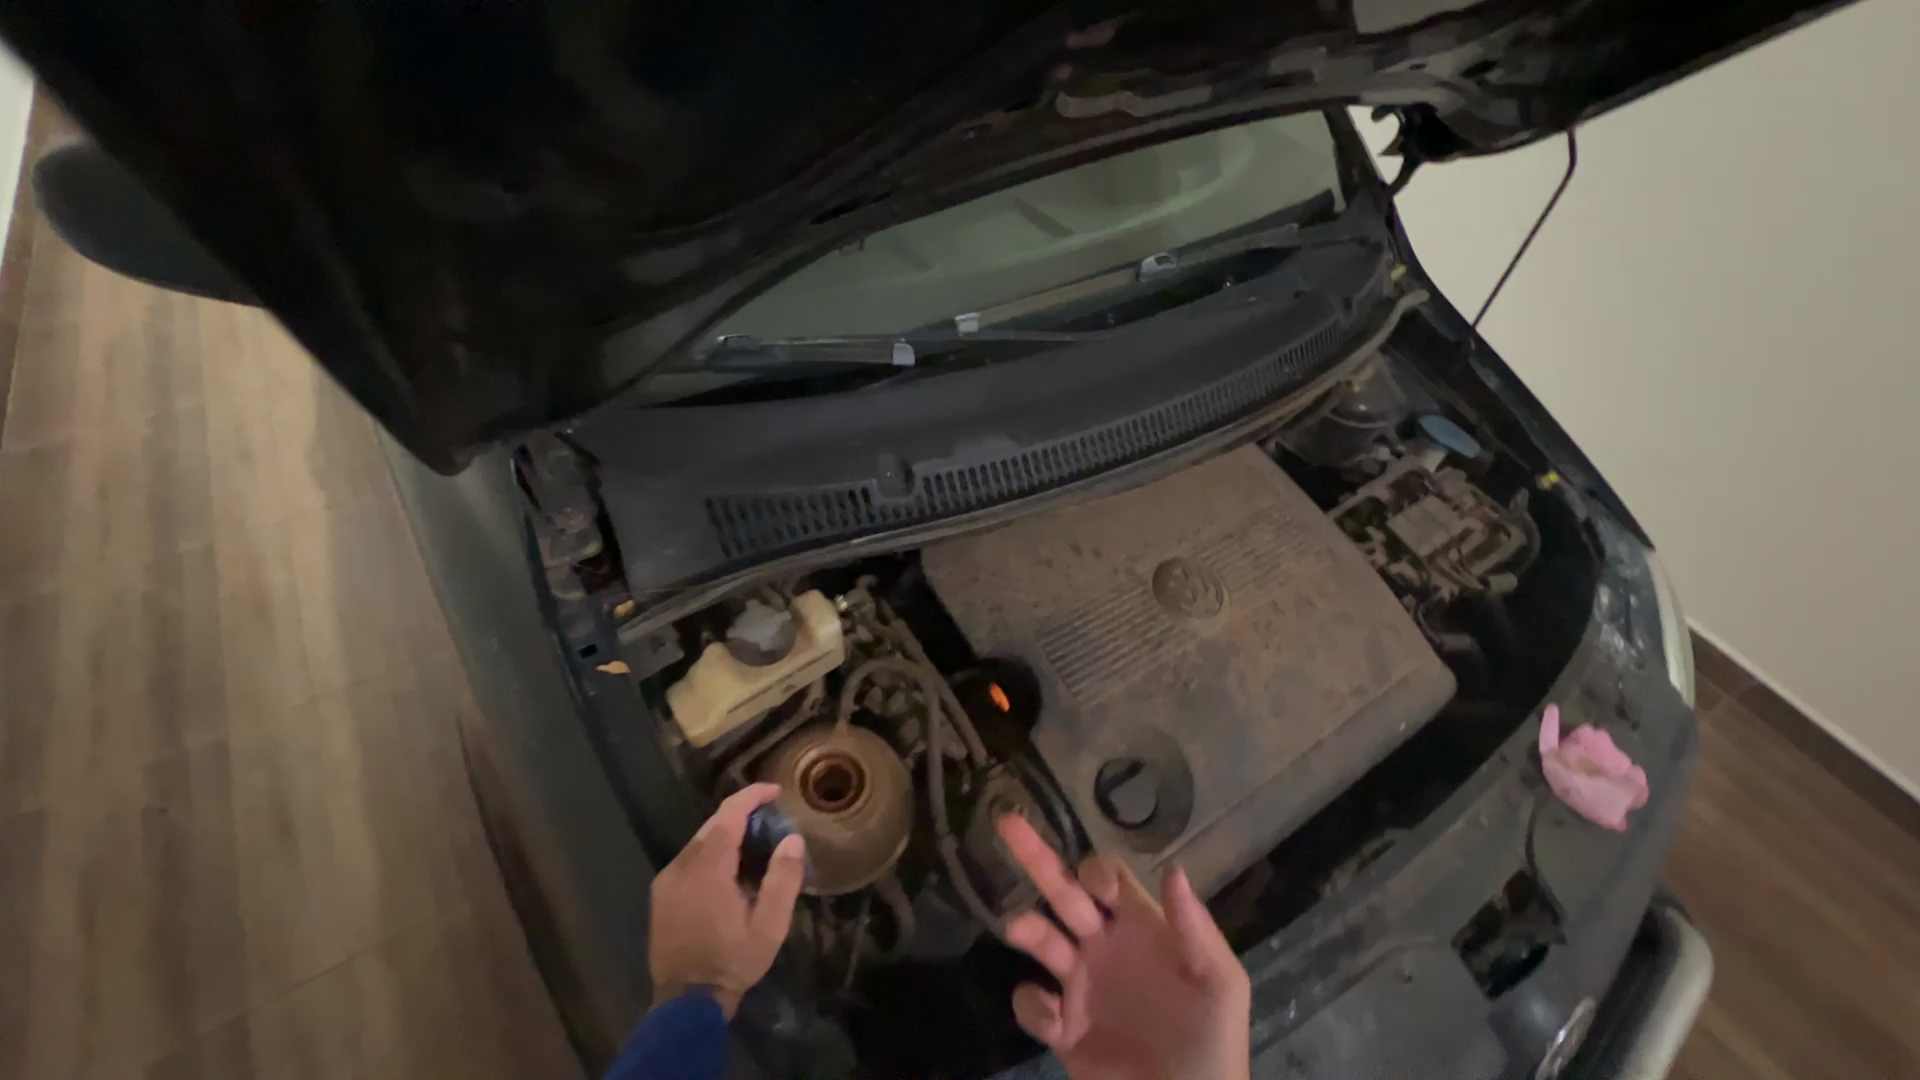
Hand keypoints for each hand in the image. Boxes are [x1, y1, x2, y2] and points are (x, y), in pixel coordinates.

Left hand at [648, 783, 806, 1016]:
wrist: (685, 1003)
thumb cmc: (732, 961)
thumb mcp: (769, 926)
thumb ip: (783, 879)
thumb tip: (792, 838)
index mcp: (708, 870)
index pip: (728, 816)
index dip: (751, 796)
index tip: (775, 791)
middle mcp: (681, 867)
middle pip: (713, 825)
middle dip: (742, 814)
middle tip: (772, 819)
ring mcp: (667, 880)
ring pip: (700, 841)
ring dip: (727, 834)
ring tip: (755, 843)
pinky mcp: (661, 894)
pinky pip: (690, 858)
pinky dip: (712, 852)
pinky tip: (729, 870)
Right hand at [997, 814, 1251, 1079]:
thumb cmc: (1212, 1043)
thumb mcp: (1220, 984)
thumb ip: (1197, 929)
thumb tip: (1173, 869)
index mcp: (1140, 929)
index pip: (1108, 879)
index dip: (1097, 871)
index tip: (1094, 884)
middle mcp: (1104, 946)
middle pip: (1063, 890)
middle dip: (1036, 856)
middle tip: (1006, 822)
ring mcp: (1080, 987)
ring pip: (1041, 939)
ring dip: (1027, 927)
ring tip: (1018, 928)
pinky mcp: (1064, 1031)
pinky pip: (1033, 1005)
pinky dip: (1033, 1006)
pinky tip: (1054, 1021)